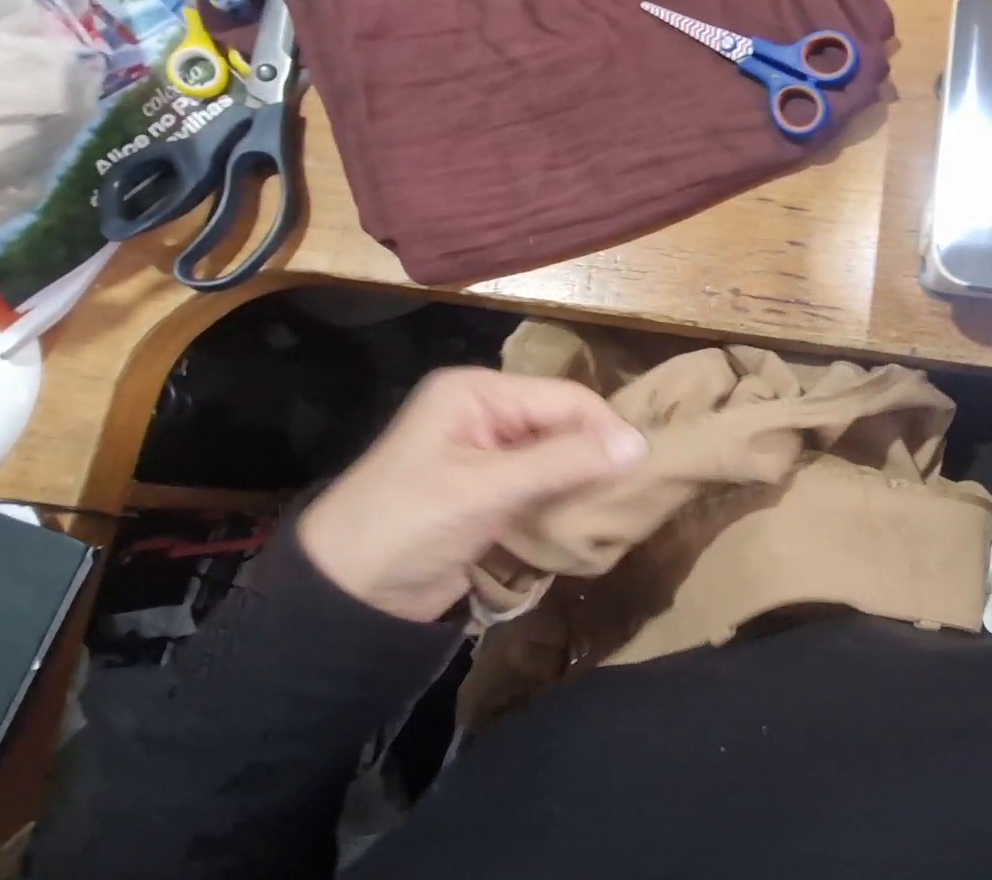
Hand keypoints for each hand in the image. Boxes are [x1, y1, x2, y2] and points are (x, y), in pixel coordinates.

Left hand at [297, 367, 646, 620]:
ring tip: (624, 506)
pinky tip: (593, 521)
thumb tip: (641, 445)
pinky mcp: (494, 495)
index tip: (646, 463)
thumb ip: (564, 463)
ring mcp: (491, 457)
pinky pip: (546, 488)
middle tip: (640, 489)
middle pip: (564, 426)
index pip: (564, 397)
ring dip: (587, 484)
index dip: (606, 427)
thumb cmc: (407, 525)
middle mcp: (488, 415)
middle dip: (599, 456)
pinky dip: (568, 504)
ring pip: (561, 459)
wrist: (345, 597)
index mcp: (478, 393)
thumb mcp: (487, 488)